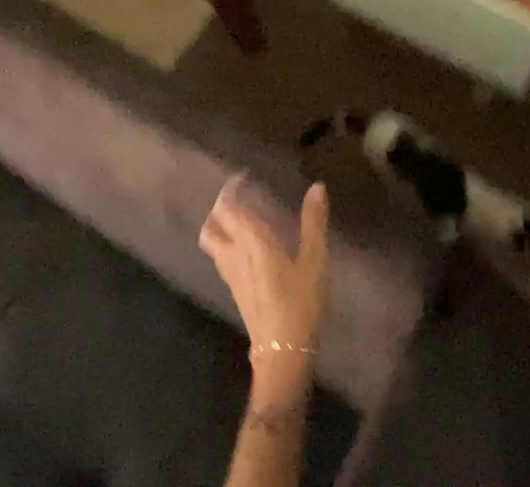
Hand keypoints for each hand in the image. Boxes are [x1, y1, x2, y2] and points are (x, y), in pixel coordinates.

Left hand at [199, 177, 330, 378]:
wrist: (282, 352)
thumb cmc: (300, 303)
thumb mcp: (315, 260)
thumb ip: (314, 223)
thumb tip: (317, 187)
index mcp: (251, 242)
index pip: (228, 207)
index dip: (231, 189)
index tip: (244, 177)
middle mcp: (234, 255)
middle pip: (212, 225)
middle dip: (220, 206)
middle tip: (239, 195)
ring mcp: (230, 275)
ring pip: (212, 243)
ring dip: (219, 225)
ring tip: (240, 217)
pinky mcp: (235, 290)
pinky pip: (221, 257)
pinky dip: (227, 242)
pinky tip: (247, 247)